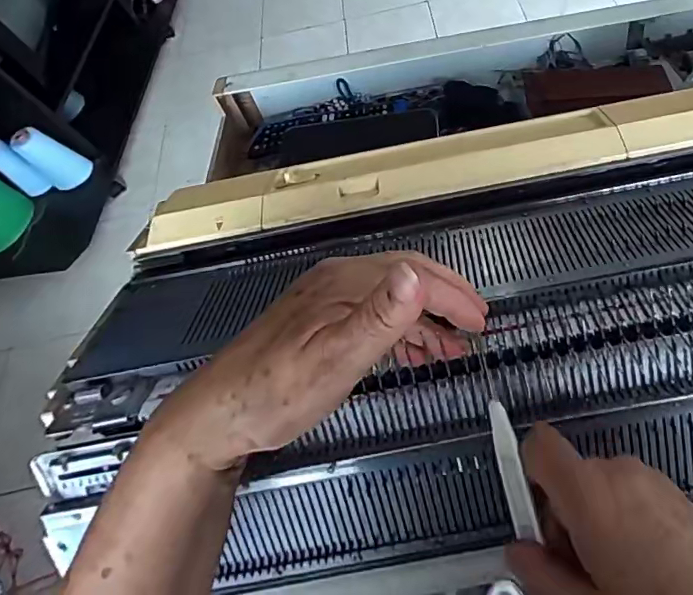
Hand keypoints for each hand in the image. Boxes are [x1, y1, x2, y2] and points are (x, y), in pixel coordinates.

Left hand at [144, 252, 486, 472]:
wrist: (213, 419)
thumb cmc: (271, 394)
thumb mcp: (335, 359)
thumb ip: (381, 317)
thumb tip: (418, 275)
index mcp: (345, 281)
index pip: (415, 278)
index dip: (453, 297)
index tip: (479, 320)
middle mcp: (338, 280)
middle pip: (407, 277)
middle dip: (447, 298)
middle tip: (476, 322)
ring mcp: (328, 297)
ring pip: (392, 295)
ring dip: (426, 316)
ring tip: (451, 343)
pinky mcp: (321, 318)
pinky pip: (373, 311)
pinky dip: (401, 327)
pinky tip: (410, 347)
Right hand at [506, 423, 692, 594]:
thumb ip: (543, 576)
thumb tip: (519, 555)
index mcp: (591, 491)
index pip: (538, 445)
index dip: (522, 471)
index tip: (523, 511)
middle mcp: (619, 471)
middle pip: (566, 476)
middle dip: (560, 520)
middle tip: (574, 572)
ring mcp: (648, 477)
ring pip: (596, 488)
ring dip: (591, 525)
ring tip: (611, 578)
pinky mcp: (670, 489)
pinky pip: (626, 494)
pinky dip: (619, 522)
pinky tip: (638, 570)